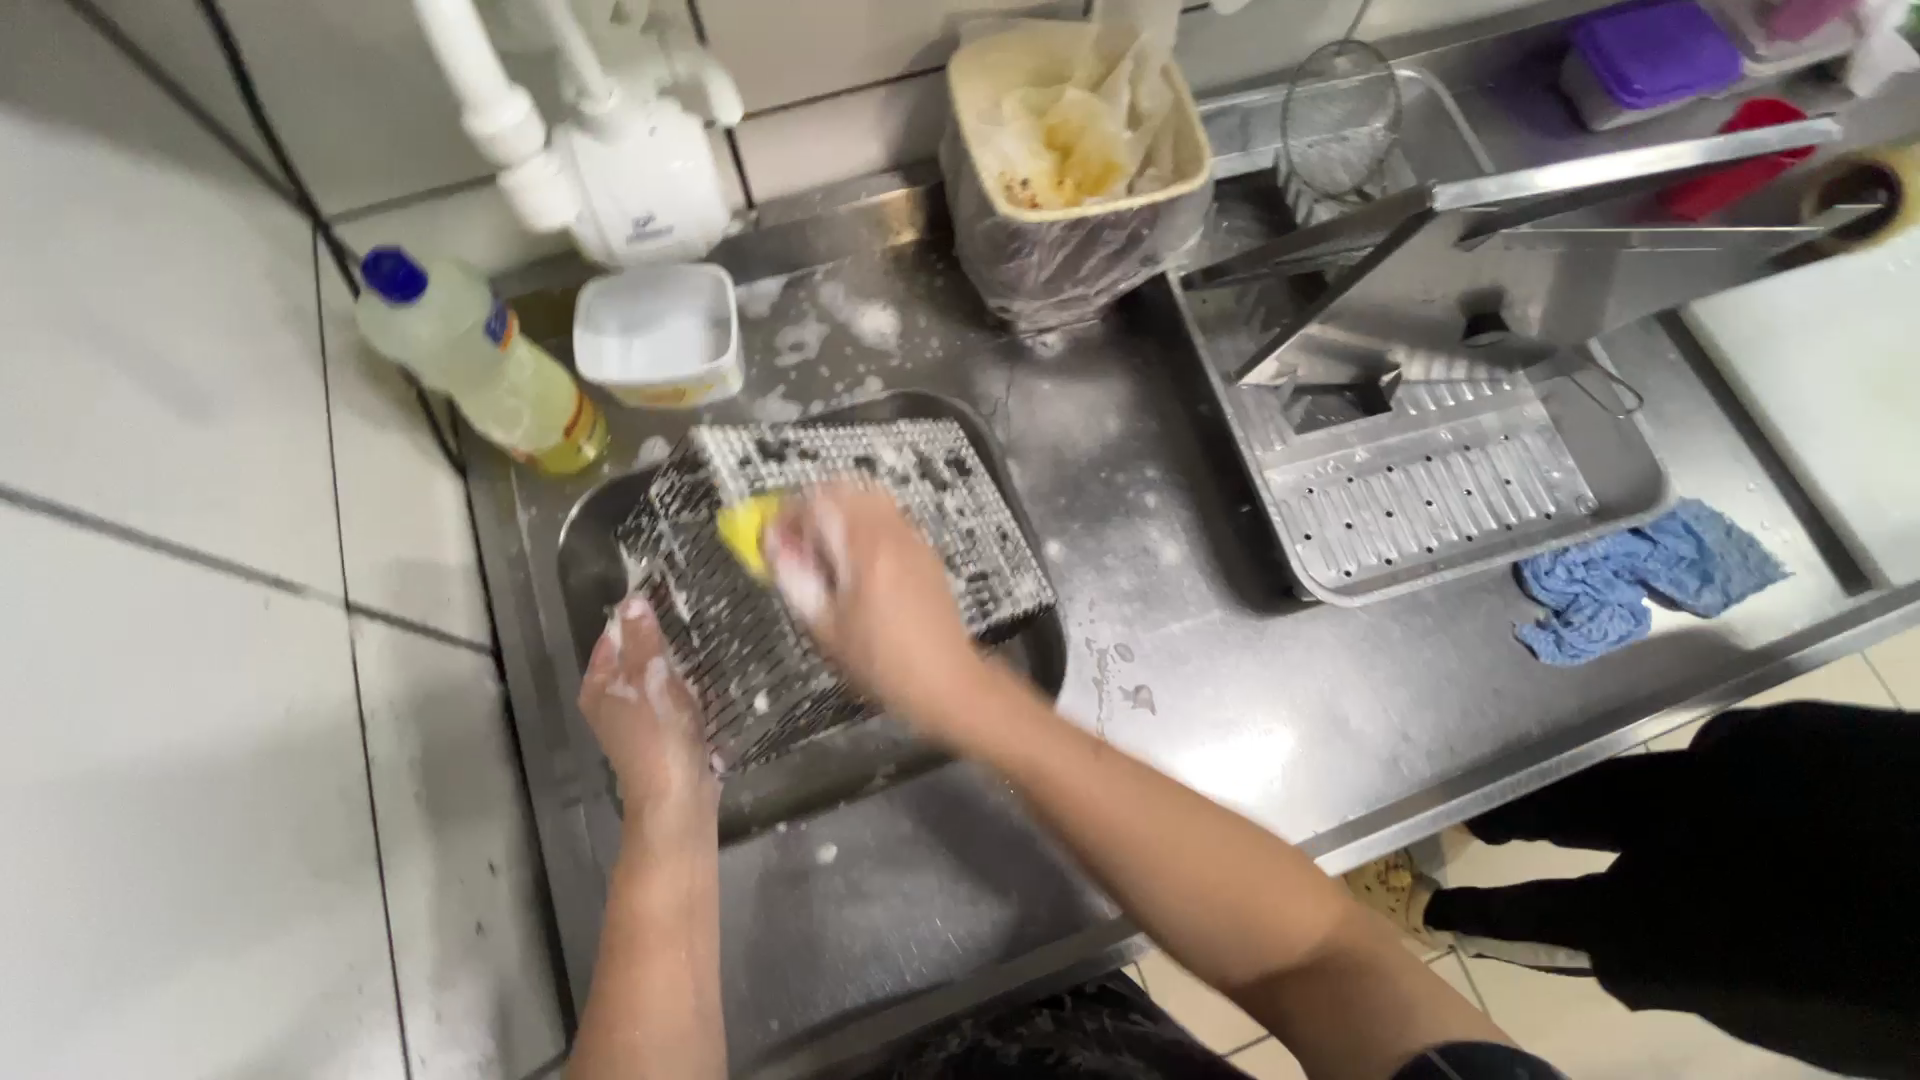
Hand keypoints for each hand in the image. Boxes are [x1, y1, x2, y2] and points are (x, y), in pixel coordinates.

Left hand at [578, 595, 717, 834]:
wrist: (677, 794)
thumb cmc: (658, 731)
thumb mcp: (651, 675)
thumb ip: (643, 638)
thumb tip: (632, 601)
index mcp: (598, 687)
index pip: (611, 638)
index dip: (635, 619)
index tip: (665, 600)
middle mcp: (609, 704)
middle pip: (634, 660)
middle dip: (659, 644)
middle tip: (688, 623)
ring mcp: (635, 723)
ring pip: (655, 681)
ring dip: (676, 669)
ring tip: (701, 650)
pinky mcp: (660, 738)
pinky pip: (671, 702)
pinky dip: (686, 693)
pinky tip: (706, 687)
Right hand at [762, 485, 986, 732]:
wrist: (944, 679)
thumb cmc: (882, 663)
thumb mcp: (824, 627)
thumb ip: (794, 578)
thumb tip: (773, 545)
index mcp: (864, 548)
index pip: (818, 501)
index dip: (788, 513)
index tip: (775, 537)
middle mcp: (892, 533)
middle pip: (846, 489)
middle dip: (814, 507)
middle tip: (799, 541)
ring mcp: (914, 539)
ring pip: (870, 499)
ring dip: (841, 514)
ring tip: (827, 552)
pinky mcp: (926, 552)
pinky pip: (890, 519)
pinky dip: (866, 526)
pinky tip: (858, 564)